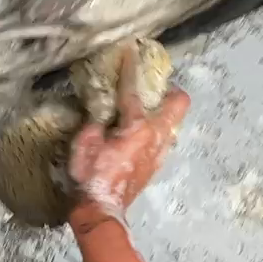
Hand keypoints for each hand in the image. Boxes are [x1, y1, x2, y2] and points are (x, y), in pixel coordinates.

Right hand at [67, 71, 190, 232]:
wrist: (102, 210)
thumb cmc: (90, 177)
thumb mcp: (84, 144)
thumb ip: (94, 122)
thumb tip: (102, 113)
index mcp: (138, 128)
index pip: (135, 91)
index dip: (131, 69)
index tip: (131, 51)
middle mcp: (156, 137)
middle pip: (178, 103)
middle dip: (169, 90)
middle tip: (153, 86)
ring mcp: (160, 153)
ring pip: (174, 122)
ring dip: (163, 112)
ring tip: (145, 108)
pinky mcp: (155, 165)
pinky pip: (164, 139)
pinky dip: (156, 129)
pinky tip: (138, 132)